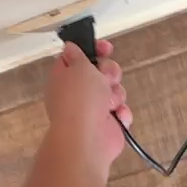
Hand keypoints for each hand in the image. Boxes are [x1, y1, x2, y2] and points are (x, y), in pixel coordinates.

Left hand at [44, 38, 130, 167]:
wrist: (87, 139)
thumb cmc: (80, 99)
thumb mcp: (79, 67)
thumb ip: (78, 55)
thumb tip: (70, 48)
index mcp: (65, 76)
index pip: (78, 56)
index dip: (93, 49)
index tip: (106, 48)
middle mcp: (78, 92)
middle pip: (101, 72)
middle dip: (110, 73)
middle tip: (108, 79)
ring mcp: (94, 109)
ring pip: (115, 91)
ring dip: (116, 94)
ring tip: (110, 104)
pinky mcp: (108, 124)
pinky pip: (121, 111)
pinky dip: (121, 113)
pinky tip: (116, 118)